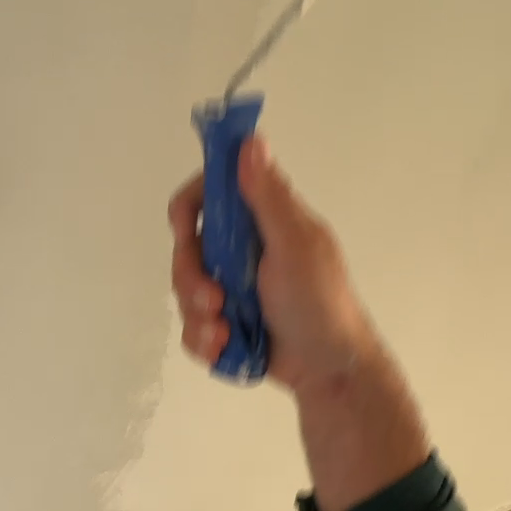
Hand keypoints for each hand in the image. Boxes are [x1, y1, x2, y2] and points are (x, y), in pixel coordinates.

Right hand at [168, 136, 371, 396]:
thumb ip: (268, 198)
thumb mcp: (294, 246)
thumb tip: (251, 140)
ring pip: (184, 293)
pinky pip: (192, 328)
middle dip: (191, 280)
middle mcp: (241, 252)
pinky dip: (204, 341)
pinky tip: (224, 348)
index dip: (189, 207)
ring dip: (199, 317)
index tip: (185, 229)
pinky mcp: (223, 325)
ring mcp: (230, 290)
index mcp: (260, 223)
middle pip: (187, 250)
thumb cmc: (319, 302)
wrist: (327, 369)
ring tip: (225, 333)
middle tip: (214, 301)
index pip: (208, 196)